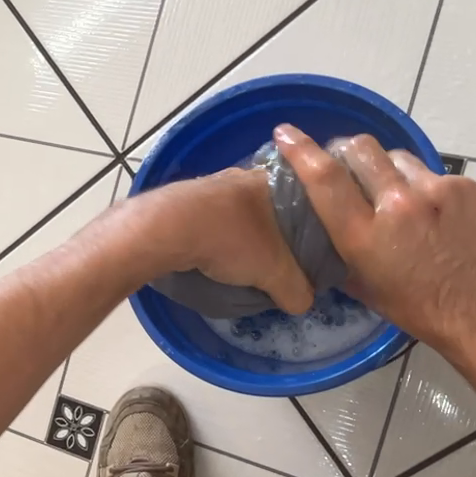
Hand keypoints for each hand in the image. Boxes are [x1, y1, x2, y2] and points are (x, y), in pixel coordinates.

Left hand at [135, 167, 314, 313]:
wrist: (169, 227)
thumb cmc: (232, 239)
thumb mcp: (274, 272)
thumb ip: (295, 288)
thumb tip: (302, 301)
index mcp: (274, 182)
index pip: (304, 202)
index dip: (306, 229)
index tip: (300, 252)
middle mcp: (244, 175)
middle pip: (267, 208)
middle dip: (269, 233)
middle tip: (268, 260)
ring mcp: (212, 183)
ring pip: (235, 211)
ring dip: (237, 233)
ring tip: (237, 260)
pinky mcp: (185, 196)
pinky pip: (209, 216)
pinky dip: (212, 233)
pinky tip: (208, 251)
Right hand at [272, 124, 475, 355]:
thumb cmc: (416, 308)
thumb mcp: (362, 286)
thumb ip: (339, 252)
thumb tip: (321, 228)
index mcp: (363, 235)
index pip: (324, 179)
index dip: (300, 150)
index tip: (284, 133)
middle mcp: (396, 205)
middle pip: (360, 149)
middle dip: (345, 150)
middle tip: (344, 163)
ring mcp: (433, 192)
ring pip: (395, 156)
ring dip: (384, 167)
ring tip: (391, 191)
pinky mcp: (463, 187)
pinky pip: (429, 172)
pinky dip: (419, 185)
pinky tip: (427, 210)